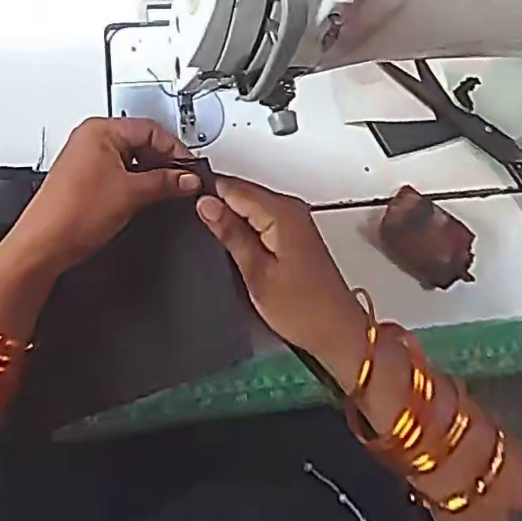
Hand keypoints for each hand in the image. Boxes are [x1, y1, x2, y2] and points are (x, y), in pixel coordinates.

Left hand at [6, 117, 200, 272]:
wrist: (43, 245)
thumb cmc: (71, 214)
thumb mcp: (132, 194)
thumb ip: (166, 182)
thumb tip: (186, 179)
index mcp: (99, 130)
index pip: (151, 128)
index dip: (175, 150)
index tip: (190, 169)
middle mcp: (90, 137)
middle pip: (140, 140)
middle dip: (163, 161)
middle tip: (181, 180)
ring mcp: (85, 156)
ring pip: (129, 156)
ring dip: (149, 172)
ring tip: (164, 190)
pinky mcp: (82, 175)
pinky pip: (117, 169)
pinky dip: (133, 180)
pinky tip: (142, 196)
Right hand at [196, 177, 367, 385]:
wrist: (339, 334)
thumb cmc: (301, 308)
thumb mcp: (257, 272)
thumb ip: (230, 233)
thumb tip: (205, 203)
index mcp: (281, 212)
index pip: (233, 187)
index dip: (207, 192)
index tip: (183, 200)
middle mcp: (290, 207)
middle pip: (243, 192)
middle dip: (217, 201)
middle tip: (190, 218)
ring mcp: (294, 218)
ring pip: (251, 204)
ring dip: (230, 213)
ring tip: (207, 230)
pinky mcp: (294, 231)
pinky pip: (261, 215)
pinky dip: (244, 223)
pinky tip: (231, 240)